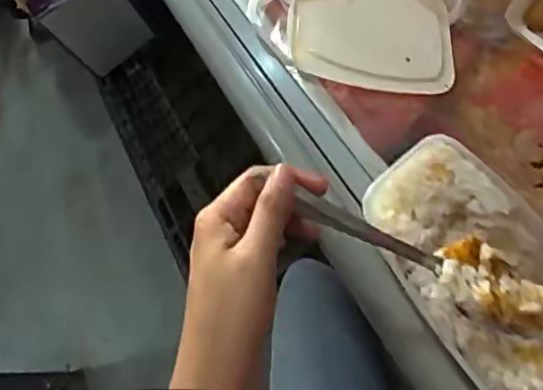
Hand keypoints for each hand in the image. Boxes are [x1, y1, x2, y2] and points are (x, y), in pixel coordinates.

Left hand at [171, 164, 328, 388]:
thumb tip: (284, 172)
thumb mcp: (256, 256)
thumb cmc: (235, 313)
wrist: (218, 371)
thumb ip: (271, 212)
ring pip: (260, 221)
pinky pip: (261, 243)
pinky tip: (299, 245)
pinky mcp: (238, 275)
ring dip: (288, 218)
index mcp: (215, 215)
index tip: (324, 188)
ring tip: (318, 230)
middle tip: (326, 209)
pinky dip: (281, 239)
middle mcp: (218, 226)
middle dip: (289, 197)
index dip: (287, 177)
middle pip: (256, 197)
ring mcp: (226, 251)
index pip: (252, 180)